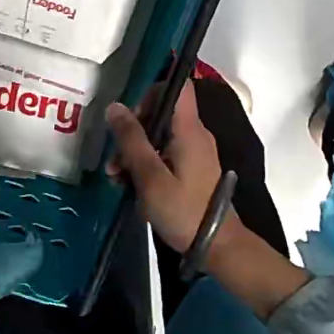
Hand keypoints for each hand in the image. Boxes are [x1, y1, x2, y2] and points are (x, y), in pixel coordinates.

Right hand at [104, 81, 229, 254]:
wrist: (218, 246)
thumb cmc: (183, 210)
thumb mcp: (150, 176)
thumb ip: (131, 139)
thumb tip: (114, 107)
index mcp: (189, 130)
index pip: (178, 88)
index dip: (151, 90)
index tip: (129, 113)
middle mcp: (195, 135)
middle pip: (162, 113)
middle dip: (133, 129)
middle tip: (115, 157)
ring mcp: (195, 152)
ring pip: (159, 136)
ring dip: (134, 150)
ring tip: (116, 176)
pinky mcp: (192, 169)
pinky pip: (165, 153)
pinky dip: (146, 162)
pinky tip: (129, 183)